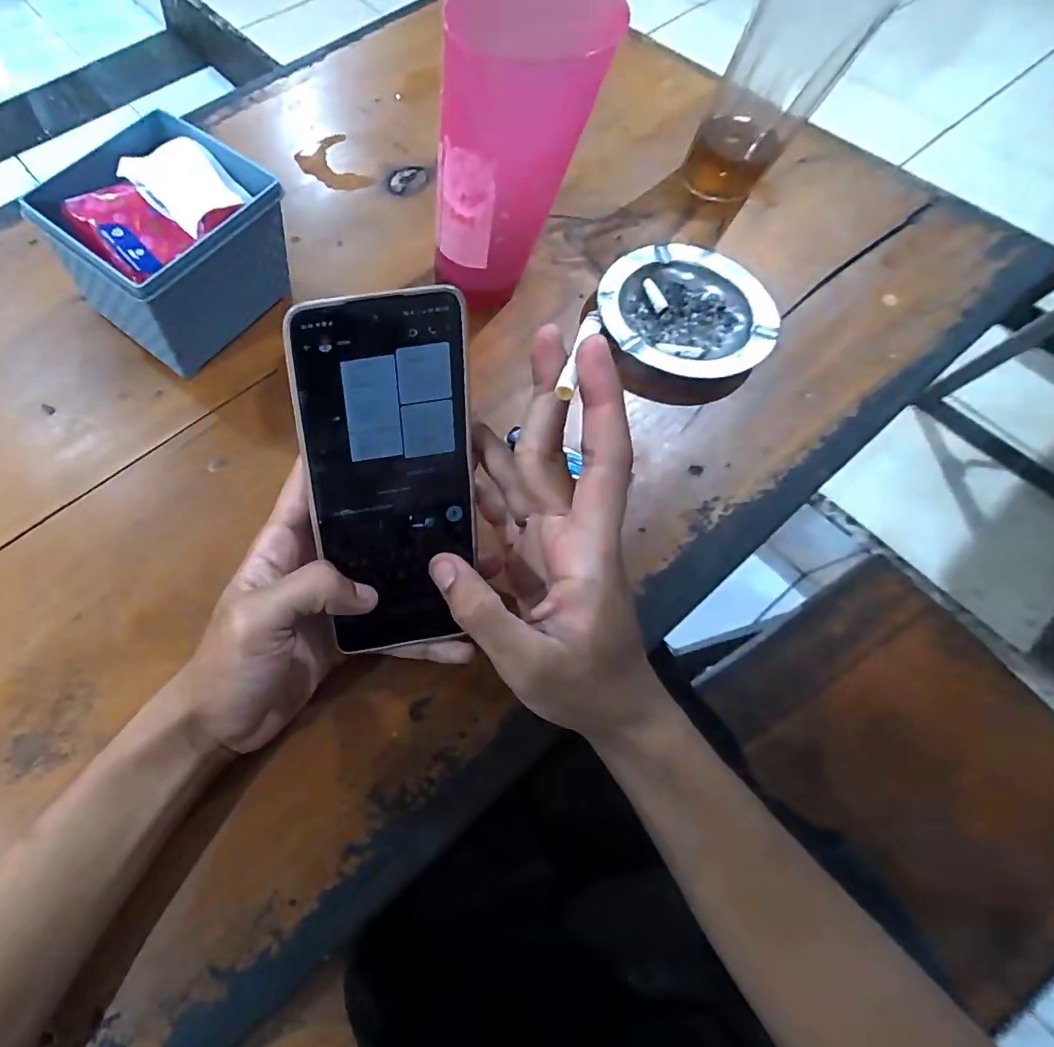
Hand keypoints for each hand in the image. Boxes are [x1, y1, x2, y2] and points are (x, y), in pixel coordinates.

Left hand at [179, 461, 474, 754]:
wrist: (225, 726)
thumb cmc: (228, 664)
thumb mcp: (258, 615)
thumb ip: (310, 588)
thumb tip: (370, 592)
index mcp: (283, 546)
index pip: (308, 490)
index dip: (336, 461)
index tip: (380, 438)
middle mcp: (314, 566)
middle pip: (362, 531)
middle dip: (402, 517)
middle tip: (455, 502)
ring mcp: (335, 603)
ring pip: (386, 580)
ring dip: (424, 579)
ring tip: (475, 572)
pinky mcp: (351, 638)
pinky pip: (392, 632)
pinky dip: (421, 638)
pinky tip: (458, 643)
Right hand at [429, 325, 671, 738]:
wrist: (613, 708)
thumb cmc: (587, 687)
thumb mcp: (531, 662)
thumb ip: (485, 613)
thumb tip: (440, 560)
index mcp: (584, 548)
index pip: (604, 462)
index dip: (602, 404)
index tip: (595, 349)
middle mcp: (568, 532)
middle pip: (558, 452)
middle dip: (552, 391)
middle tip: (546, 331)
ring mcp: (548, 542)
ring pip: (527, 474)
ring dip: (509, 430)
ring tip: (471, 393)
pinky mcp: (531, 558)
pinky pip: (505, 510)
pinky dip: (483, 482)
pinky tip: (458, 461)